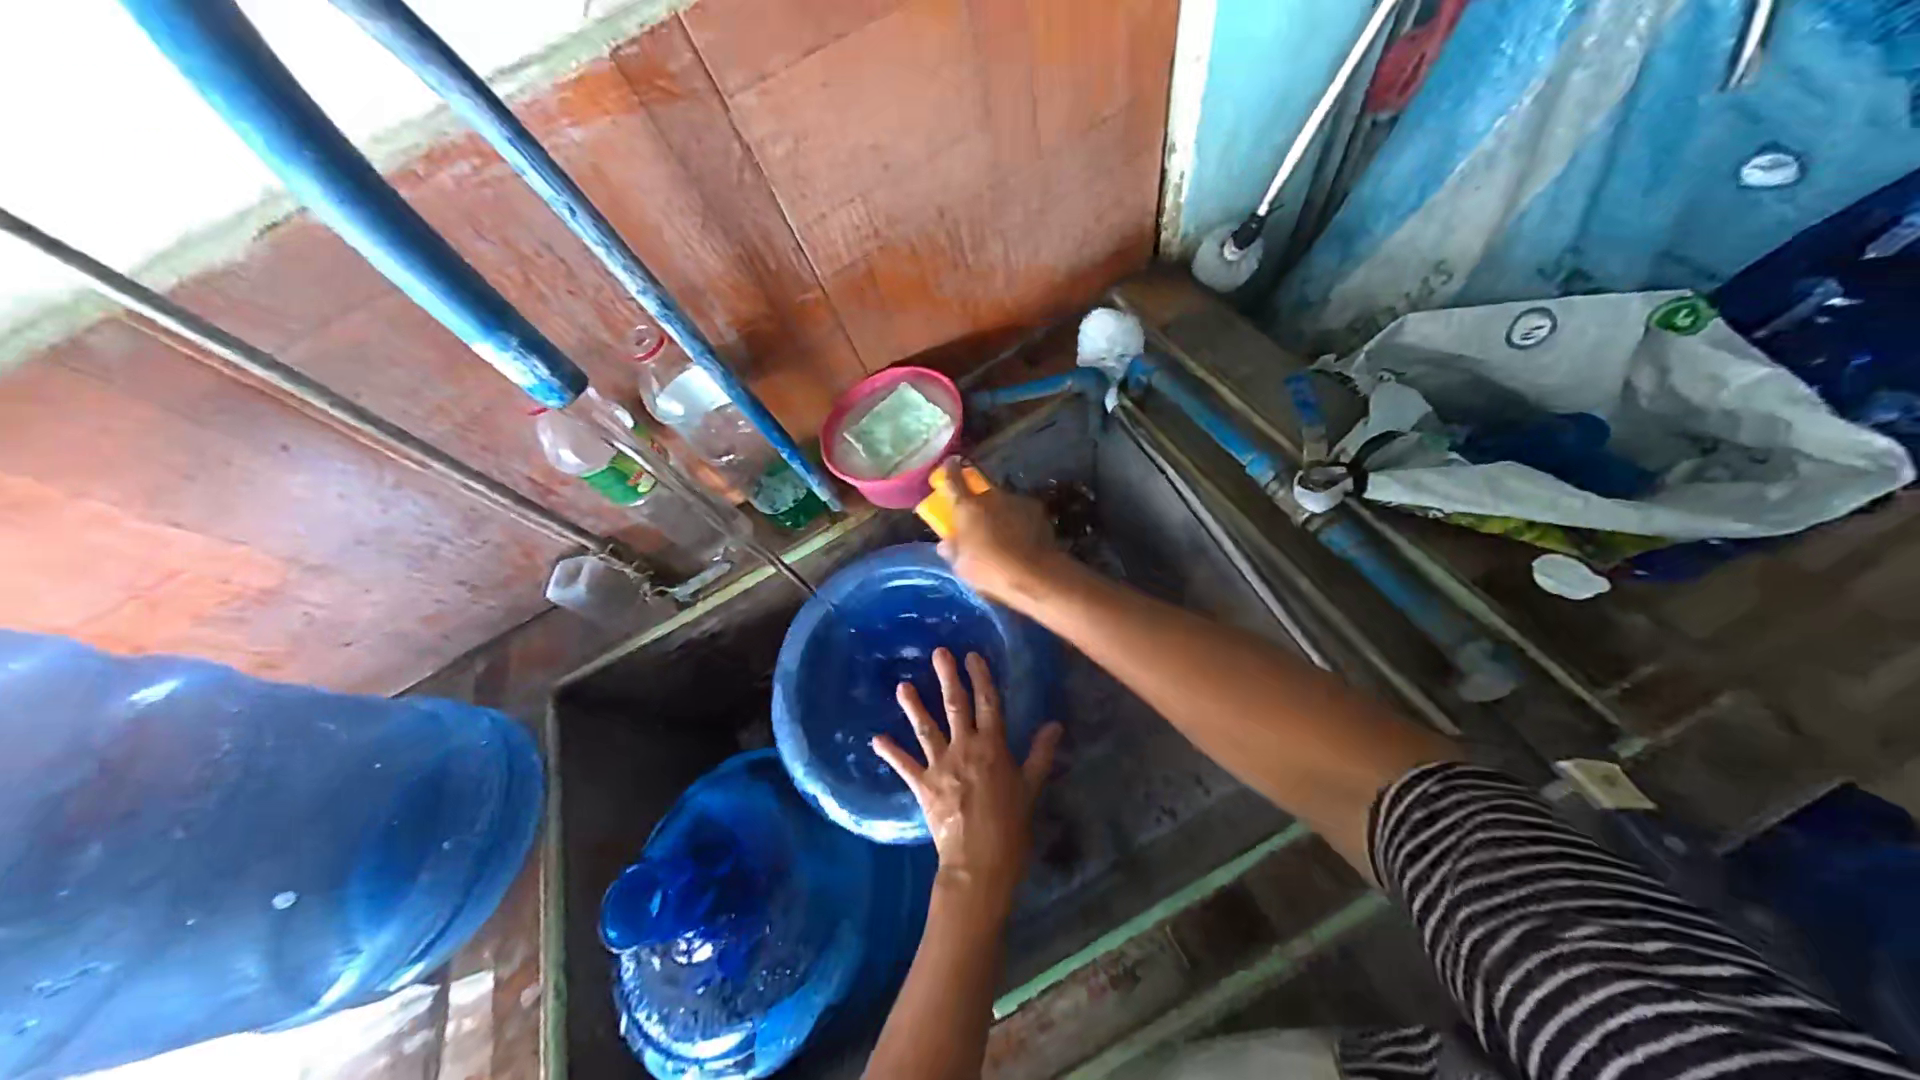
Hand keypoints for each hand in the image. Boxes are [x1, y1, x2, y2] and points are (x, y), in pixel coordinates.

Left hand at [872, 648, 1063, 918]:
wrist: (980, 863)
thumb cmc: (1011, 826)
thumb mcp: (1031, 788)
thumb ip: (1040, 754)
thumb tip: (1055, 724)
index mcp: (993, 747)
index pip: (988, 703)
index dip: (981, 677)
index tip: (972, 655)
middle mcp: (964, 748)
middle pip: (955, 706)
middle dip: (947, 678)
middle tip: (938, 653)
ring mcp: (940, 766)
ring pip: (926, 729)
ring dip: (914, 706)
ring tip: (901, 686)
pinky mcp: (923, 786)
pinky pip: (904, 765)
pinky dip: (890, 752)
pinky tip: (876, 738)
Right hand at [933, 459, 1065, 610]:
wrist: (1033, 573)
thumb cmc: (989, 570)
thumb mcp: (962, 566)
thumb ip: (952, 550)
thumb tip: (945, 544)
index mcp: (967, 507)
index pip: (954, 480)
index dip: (950, 470)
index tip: (951, 462)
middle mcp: (991, 497)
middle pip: (982, 494)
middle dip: (980, 504)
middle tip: (981, 523)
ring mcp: (1016, 501)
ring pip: (1004, 503)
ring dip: (1002, 513)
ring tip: (1005, 535)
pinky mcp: (1037, 510)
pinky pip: (1022, 512)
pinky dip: (1020, 521)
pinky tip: (1023, 539)